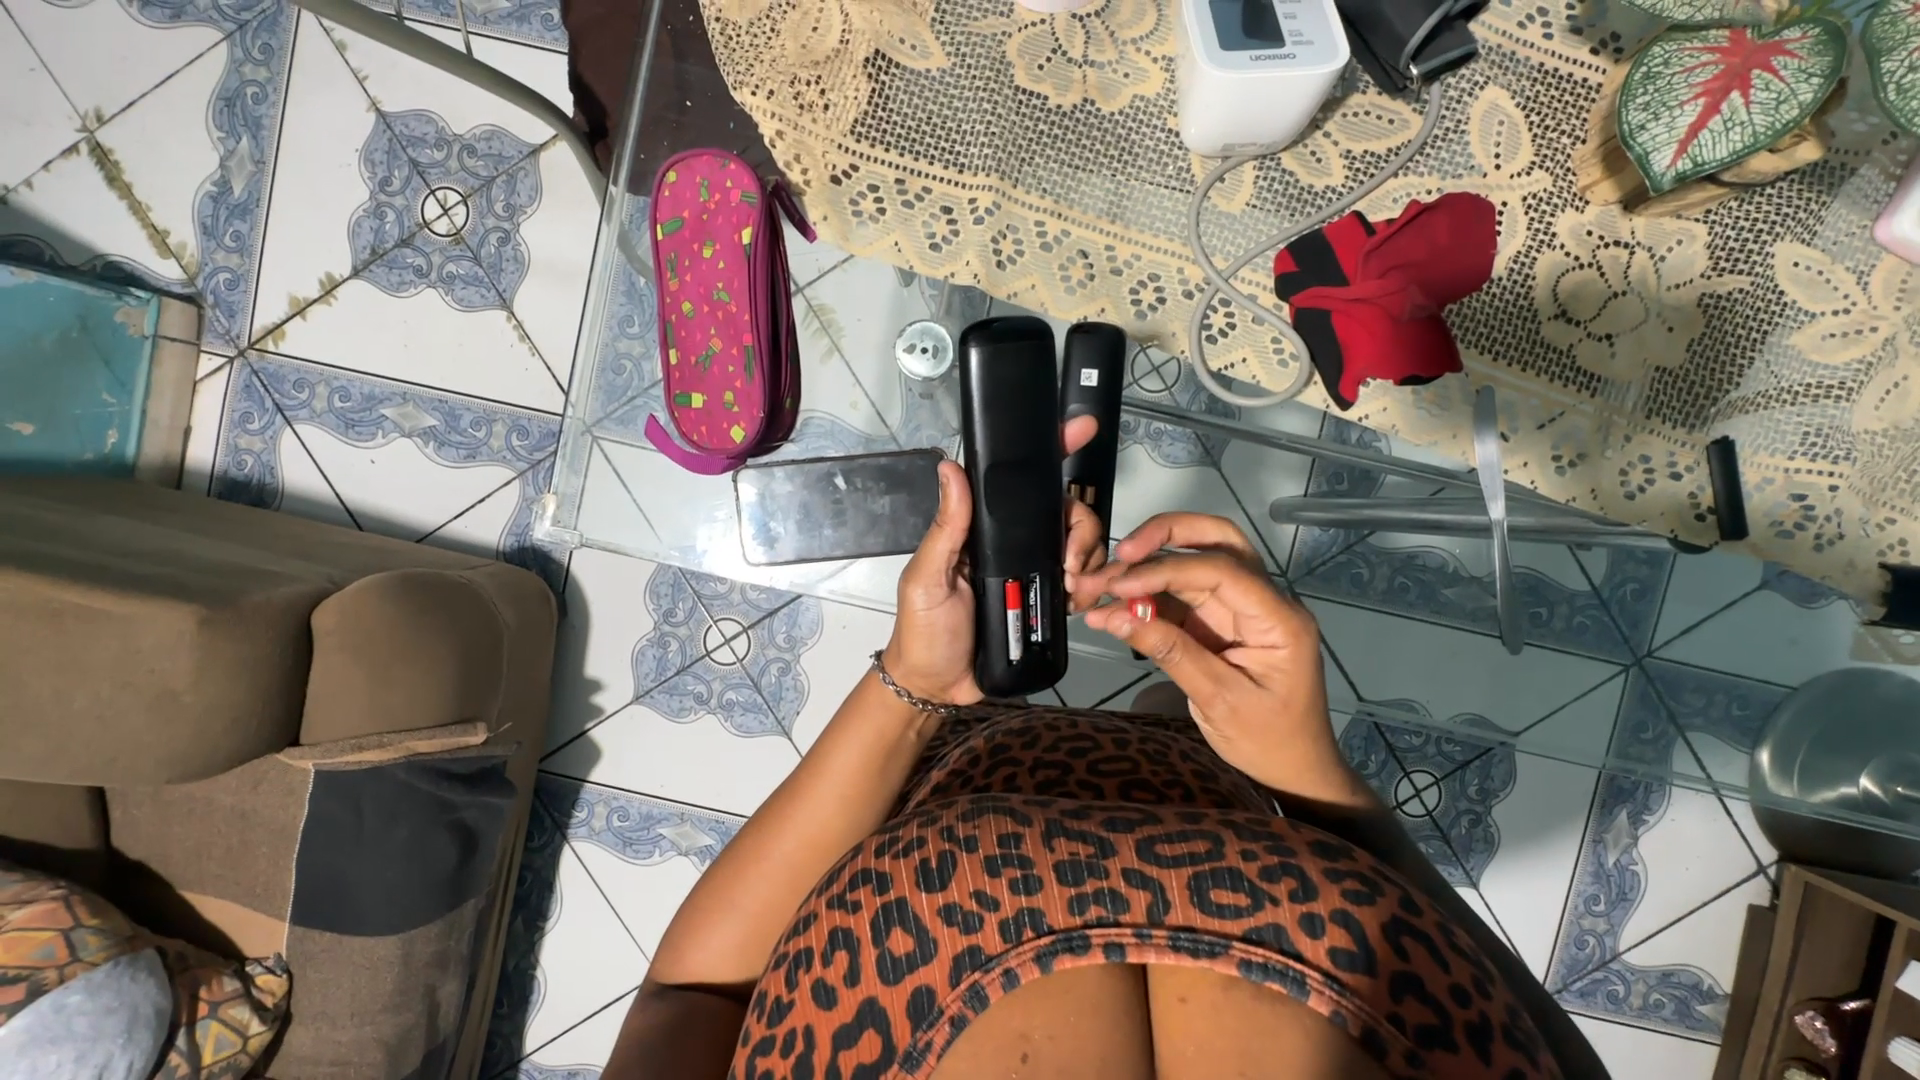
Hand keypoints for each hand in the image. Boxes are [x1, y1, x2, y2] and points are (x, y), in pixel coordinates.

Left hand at [883, 417, 1102, 705]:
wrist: (940, 686)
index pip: (1014, 484)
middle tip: (1070, 562)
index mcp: (980, 530)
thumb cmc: (924, 630)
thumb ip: (946, 528)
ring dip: (1087, 558)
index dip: (1049, 453)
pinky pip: (1080, 582)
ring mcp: (1031, 572)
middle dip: (1080, 527)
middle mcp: (1011, 543)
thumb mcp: (928, 578)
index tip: (1080, 429)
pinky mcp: (1046, 602)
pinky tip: (1079, 600)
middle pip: (1062, 512)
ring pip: (1078, 544)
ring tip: (1072, 587)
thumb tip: (950, 466)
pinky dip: (1089, 585)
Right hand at [1080, 513, 1335, 790]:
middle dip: (1164, 536)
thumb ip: (1171, 652)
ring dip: (1144, 570)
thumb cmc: (1269, 741)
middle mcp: (1261, 600)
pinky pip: (1178, 598)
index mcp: (1277, 617)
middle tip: (1118, 553)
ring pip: (1190, 565)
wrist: (1292, 771)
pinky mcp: (1216, 623)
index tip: (1120, 585)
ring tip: (1097, 586)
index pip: (1221, 569)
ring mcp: (1238, 609)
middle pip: (1215, 542)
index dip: (1166, 569)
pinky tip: (1109, 610)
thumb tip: (1116, 617)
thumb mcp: (1220, 701)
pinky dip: (1143, 599)